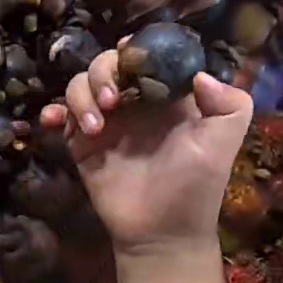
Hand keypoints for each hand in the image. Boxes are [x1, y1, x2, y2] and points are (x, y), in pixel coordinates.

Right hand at [38, 51, 252, 257]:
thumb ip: (229, 106)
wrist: (161, 234)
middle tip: (112, 101)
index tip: (130, 55)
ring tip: (94, 127)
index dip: (135, 48)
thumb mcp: (221, 145)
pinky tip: (53, 120)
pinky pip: (60, 115)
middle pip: (106, 64)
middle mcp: (133, 101)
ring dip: (80, 95)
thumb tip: (199, 74)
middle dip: (103, 73)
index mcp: (165, 94)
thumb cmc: (195, 188)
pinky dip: (53, 111)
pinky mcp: (81, 142)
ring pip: (80, 84)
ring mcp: (105, 120)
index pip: (145, 55)